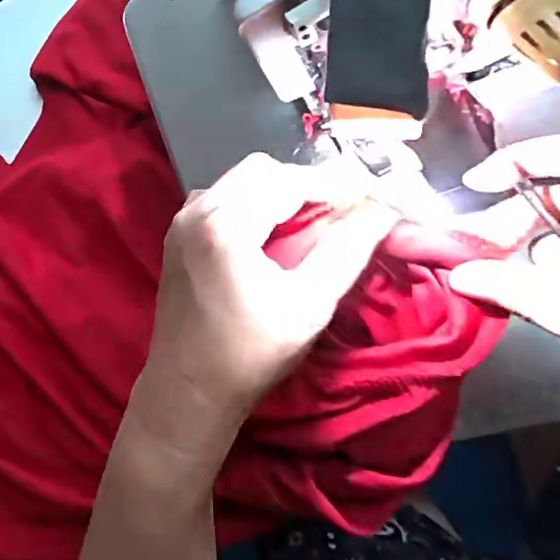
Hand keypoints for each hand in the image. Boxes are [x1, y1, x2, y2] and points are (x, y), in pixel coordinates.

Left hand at [145, 154, 397, 429]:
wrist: (186, 388)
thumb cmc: (249, 354)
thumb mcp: (308, 306)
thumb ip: (346, 253)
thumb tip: (381, 214)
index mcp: (225, 224)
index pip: (286, 181)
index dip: (332, 183)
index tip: (369, 193)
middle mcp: (197, 210)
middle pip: (259, 171)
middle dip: (305, 182)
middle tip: (344, 206)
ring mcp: (182, 220)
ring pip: (239, 180)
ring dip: (278, 190)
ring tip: (315, 217)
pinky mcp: (178, 233)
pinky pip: (222, 198)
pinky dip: (253, 202)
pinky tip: (275, 230)